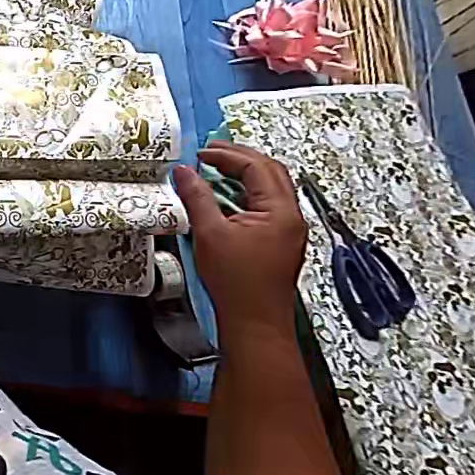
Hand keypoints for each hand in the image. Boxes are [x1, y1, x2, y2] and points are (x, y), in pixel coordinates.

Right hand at [171, 141, 308, 338]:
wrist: (254, 321)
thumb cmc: (235, 280)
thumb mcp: (209, 233)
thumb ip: (197, 197)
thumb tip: (184, 172)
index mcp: (280, 211)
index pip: (257, 167)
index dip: (227, 155)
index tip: (200, 154)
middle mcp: (291, 216)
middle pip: (270, 171)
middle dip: (239, 157)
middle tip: (208, 152)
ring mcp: (287, 229)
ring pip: (270, 187)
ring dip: (243, 173)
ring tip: (212, 169)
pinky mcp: (279, 240)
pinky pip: (265, 204)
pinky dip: (244, 192)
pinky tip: (223, 195)